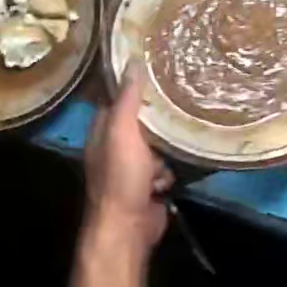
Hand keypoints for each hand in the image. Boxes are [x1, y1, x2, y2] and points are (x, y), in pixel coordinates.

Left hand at [85, 66, 172, 250]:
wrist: (128, 226)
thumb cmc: (122, 176)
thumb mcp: (123, 131)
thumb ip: (127, 99)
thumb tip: (132, 61)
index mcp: (103, 128)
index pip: (118, 96)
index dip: (135, 81)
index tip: (158, 64)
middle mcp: (115, 143)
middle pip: (141, 119)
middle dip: (158, 113)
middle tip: (184, 94)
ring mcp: (132, 165)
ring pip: (157, 142)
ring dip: (167, 145)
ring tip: (183, 133)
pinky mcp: (149, 183)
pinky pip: (165, 166)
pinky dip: (170, 169)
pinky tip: (174, 171)